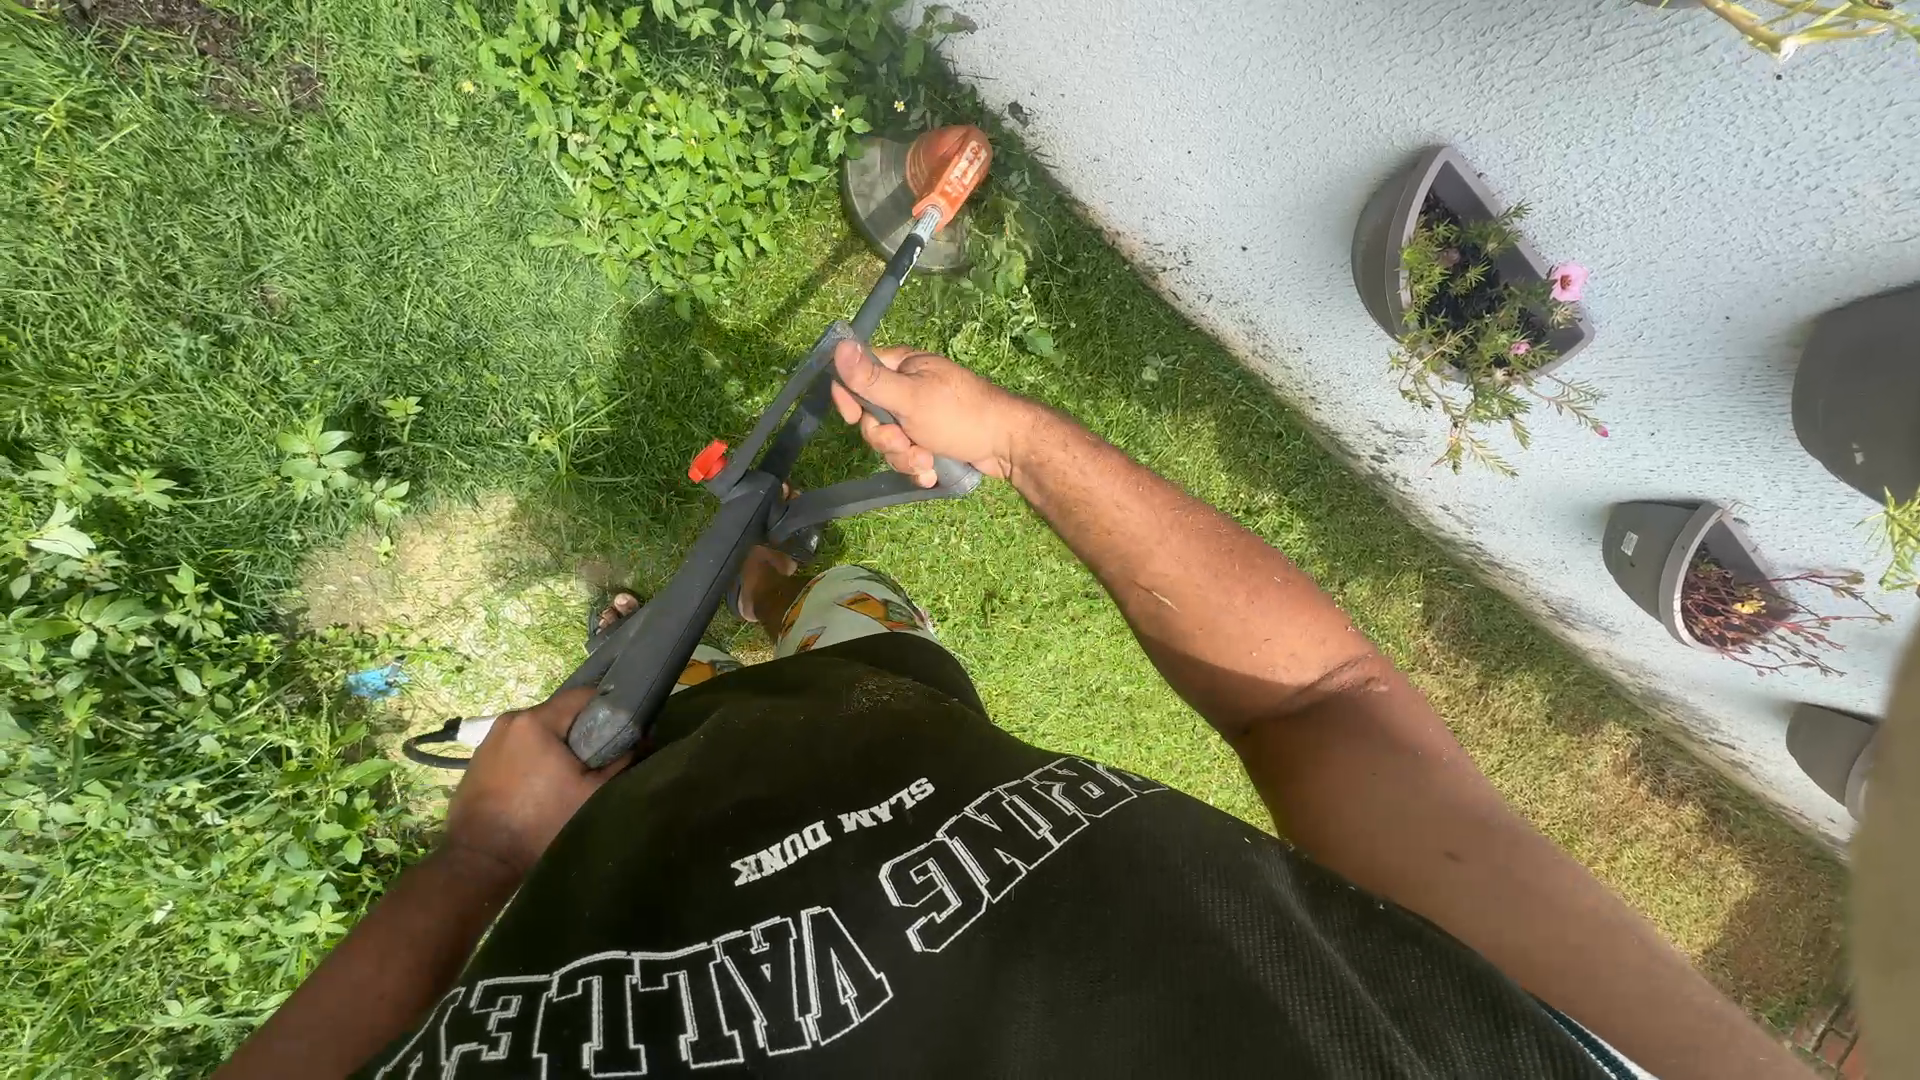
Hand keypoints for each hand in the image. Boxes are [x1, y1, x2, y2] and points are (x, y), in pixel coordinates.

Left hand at [441, 685, 629, 884]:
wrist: (480, 861)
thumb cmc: (540, 822)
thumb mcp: (592, 793)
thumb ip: (622, 760)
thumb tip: (641, 739)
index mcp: (535, 721)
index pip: (583, 695)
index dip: (608, 707)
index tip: (622, 728)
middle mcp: (510, 721)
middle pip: (559, 713)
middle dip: (582, 730)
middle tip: (598, 756)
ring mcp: (490, 740)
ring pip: (538, 730)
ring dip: (557, 744)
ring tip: (569, 773)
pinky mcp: (479, 759)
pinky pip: (518, 746)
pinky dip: (534, 756)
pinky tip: (541, 783)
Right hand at [829, 340, 1040, 486]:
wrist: (1007, 445)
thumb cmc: (960, 415)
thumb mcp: (911, 397)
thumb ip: (872, 379)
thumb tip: (838, 346)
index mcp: (901, 366)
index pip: (856, 376)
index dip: (851, 399)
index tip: (857, 418)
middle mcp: (907, 388)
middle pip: (871, 418)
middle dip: (886, 440)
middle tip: (906, 444)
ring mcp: (919, 416)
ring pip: (889, 442)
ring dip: (905, 458)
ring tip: (927, 462)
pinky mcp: (930, 440)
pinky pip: (908, 456)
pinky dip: (918, 467)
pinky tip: (933, 472)